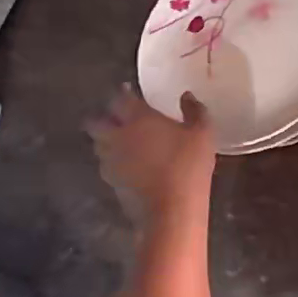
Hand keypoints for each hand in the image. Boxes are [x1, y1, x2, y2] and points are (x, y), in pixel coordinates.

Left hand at [86, 85, 217, 213]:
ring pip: (97, 143)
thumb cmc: (189, 162)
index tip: (128, 90)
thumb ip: (194, 110)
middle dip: (102, 116)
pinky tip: (129, 162)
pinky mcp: (110, 180)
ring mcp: (110, 160)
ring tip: (122, 139)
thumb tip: (187, 96)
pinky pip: (106, 162)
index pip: (119, 98)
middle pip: (95, 121)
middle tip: (117, 116)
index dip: (122, 92)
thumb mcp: (202, 132)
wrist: (172, 205)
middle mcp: (117, 135)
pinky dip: (113, 158)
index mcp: (138, 118)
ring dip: (105, 138)